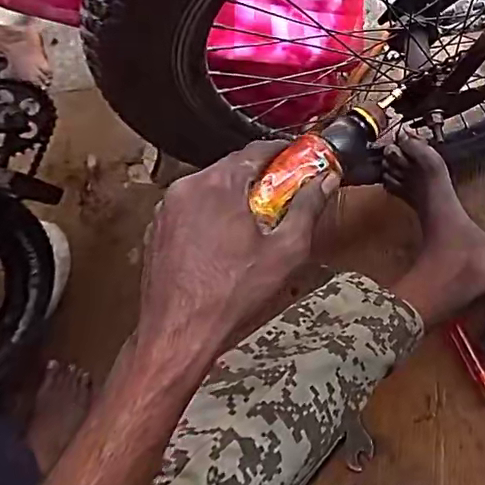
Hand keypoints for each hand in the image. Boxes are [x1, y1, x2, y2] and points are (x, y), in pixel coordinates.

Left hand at [137, 140, 334, 349]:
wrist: (178, 334)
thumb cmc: (230, 294)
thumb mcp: (287, 248)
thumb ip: (308, 207)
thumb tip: (325, 181)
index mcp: (218, 185)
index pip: (257, 149)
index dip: (286, 153)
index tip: (303, 161)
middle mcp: (187, 189)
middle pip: (234, 167)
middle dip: (263, 176)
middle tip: (288, 194)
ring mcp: (167, 209)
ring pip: (212, 187)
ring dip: (238, 195)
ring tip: (261, 220)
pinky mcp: (158, 229)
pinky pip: (193, 207)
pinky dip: (215, 212)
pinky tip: (231, 239)